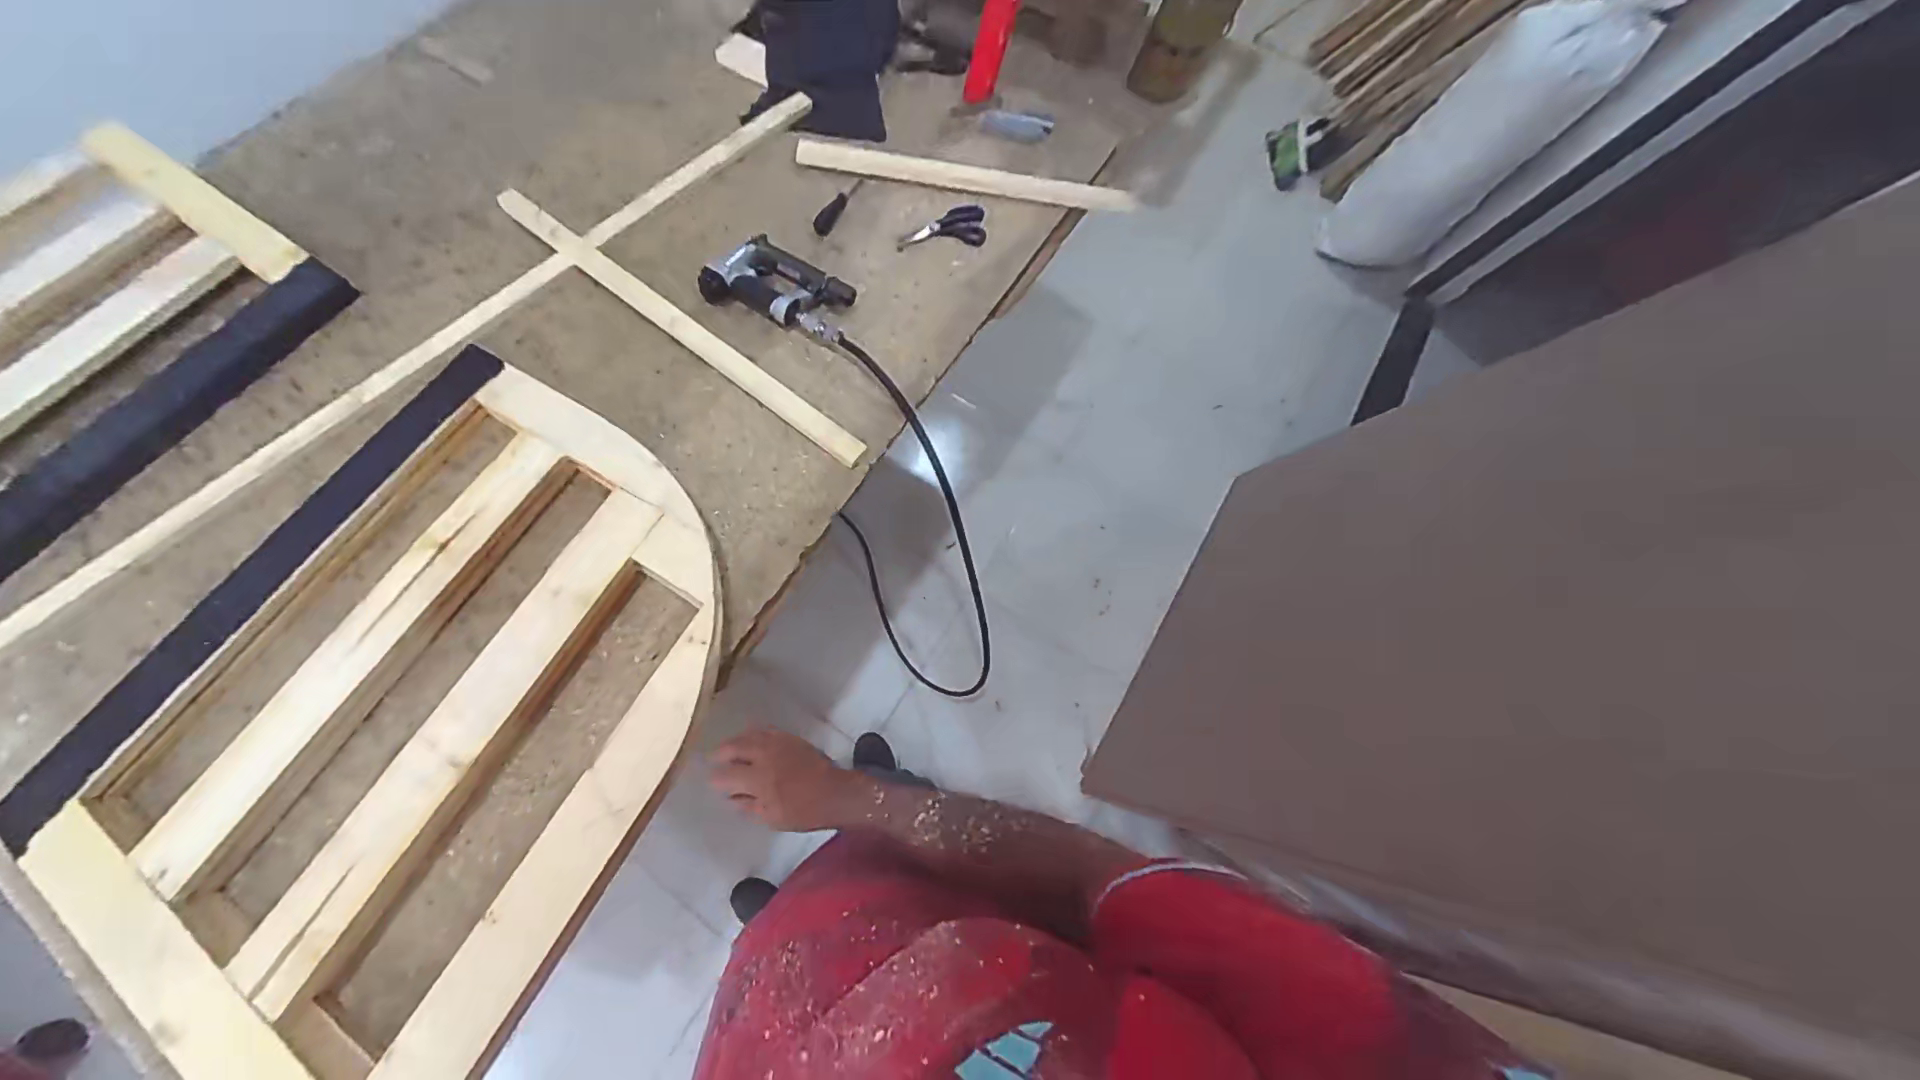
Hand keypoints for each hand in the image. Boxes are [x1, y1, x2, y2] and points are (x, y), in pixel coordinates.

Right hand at [707, 728, 869, 831]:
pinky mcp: (790, 738)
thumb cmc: (802, 812)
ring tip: (729, 747)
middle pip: (734, 747)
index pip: (726, 775)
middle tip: (714, 758)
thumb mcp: (771, 818)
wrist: (834, 792)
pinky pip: (767, 730)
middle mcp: (764, 757)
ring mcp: (778, 744)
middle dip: (720, 753)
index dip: (716, 779)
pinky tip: (751, 737)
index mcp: (757, 780)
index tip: (712, 781)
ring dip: (736, 740)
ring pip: (749, 735)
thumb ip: (748, 806)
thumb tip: (731, 797)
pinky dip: (755, 732)